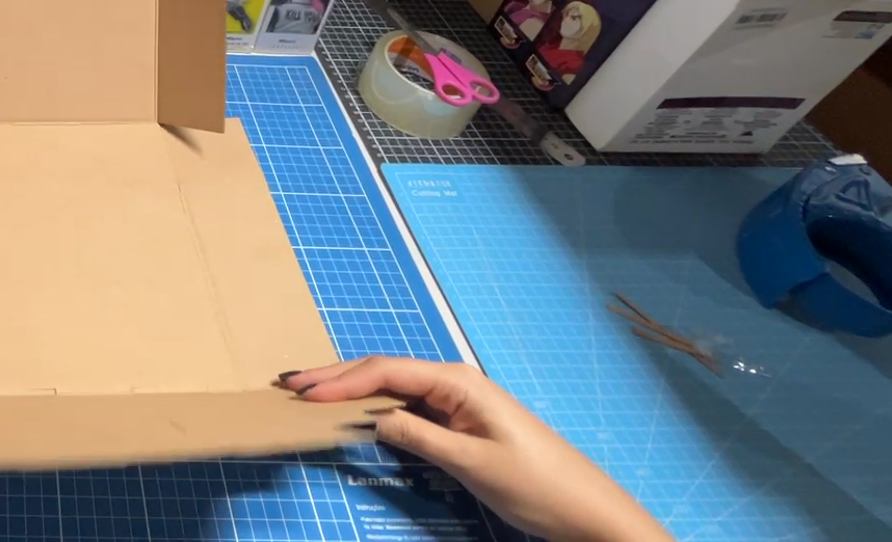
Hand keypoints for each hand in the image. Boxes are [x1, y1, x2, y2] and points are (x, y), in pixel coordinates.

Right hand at [283, 357, 670, 541]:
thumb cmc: (541, 488)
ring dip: (350, 390)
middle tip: (292, 384)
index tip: (305, 392)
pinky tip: (353, 413)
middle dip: (335, 376)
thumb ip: (419, 437)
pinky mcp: (457, 421)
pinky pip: (405, 407)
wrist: (599, 520)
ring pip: (390, 387)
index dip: (341, 380)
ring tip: (311, 393)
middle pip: (381, 371)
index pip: (385, 372)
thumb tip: (370, 419)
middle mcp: (450, 381)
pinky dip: (373, 408)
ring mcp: (454, 400)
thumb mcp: (476, 464)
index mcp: (455, 381)